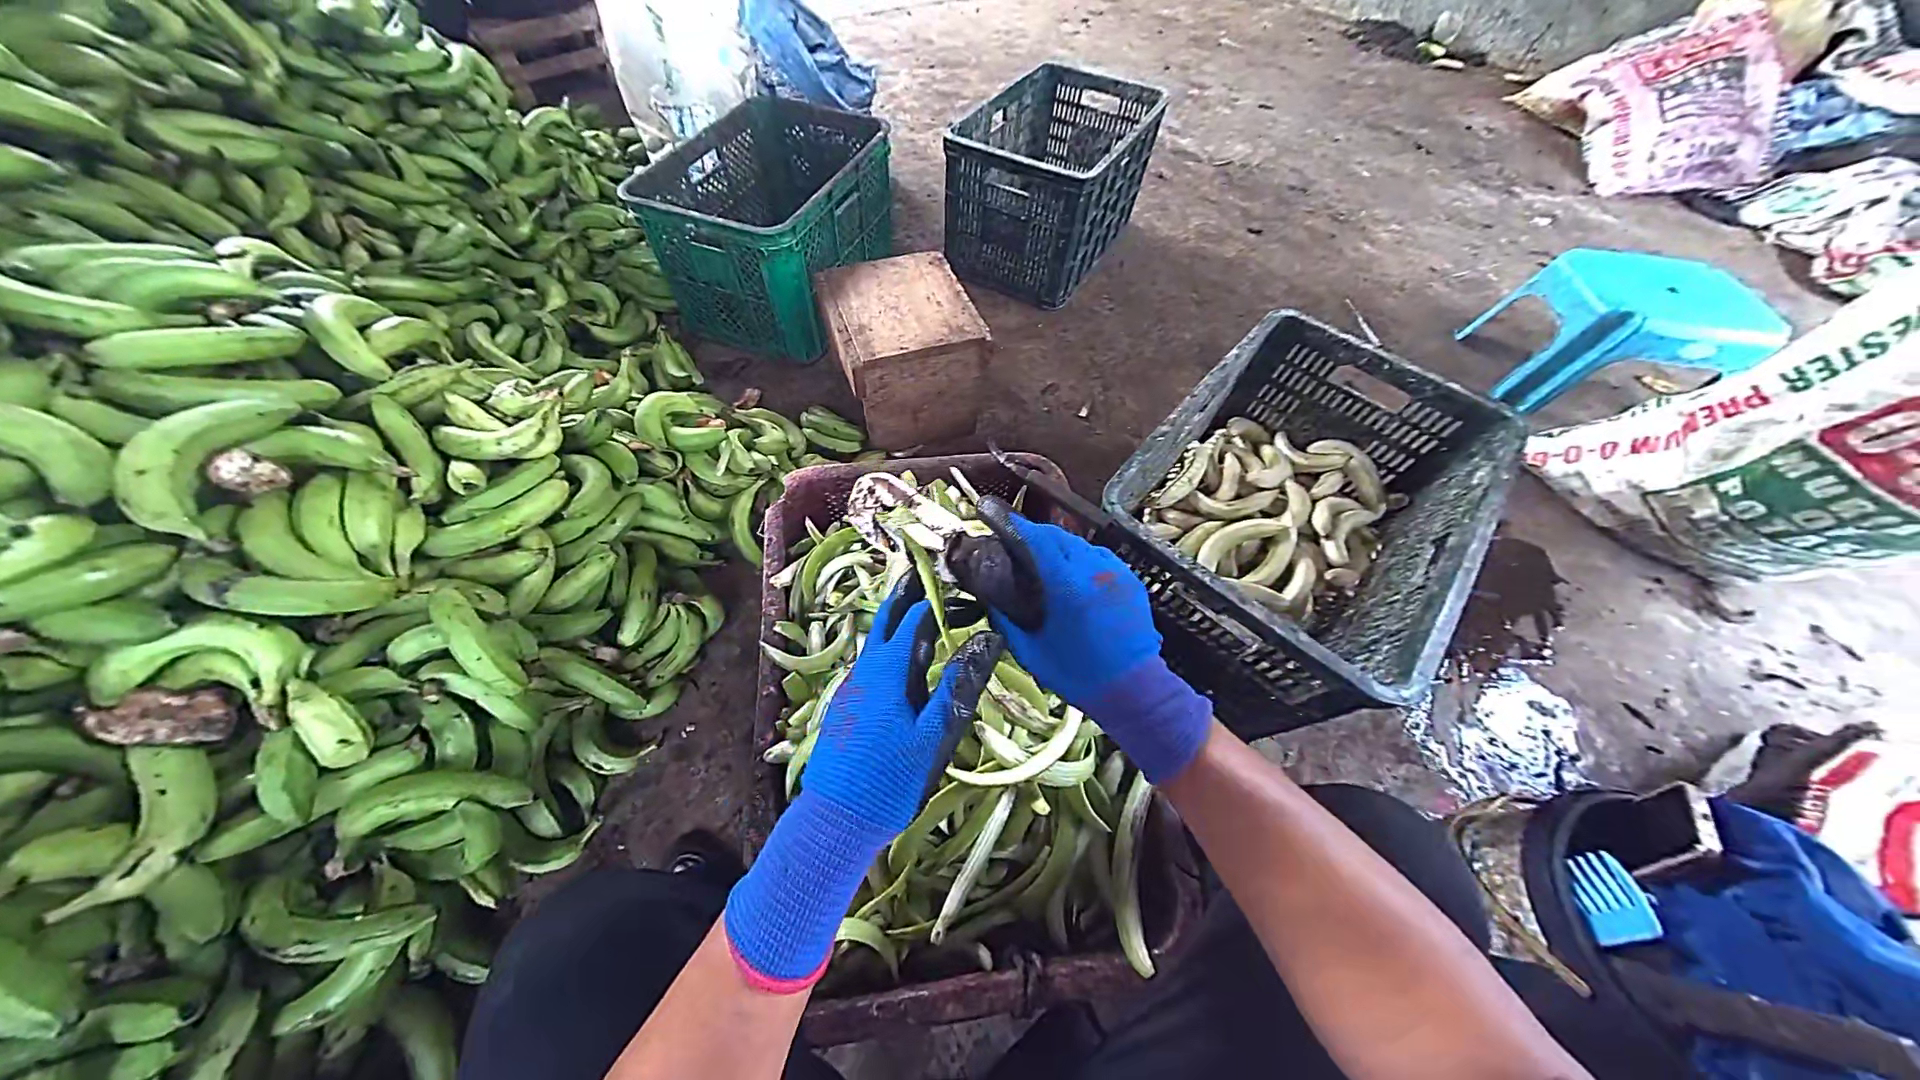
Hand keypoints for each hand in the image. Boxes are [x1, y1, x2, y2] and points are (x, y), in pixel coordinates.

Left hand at [724, 577, 1001, 991]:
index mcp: (889, 670)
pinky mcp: (849, 703)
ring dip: (899, 617)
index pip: (915, 616)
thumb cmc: (890, 781)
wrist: (835, 820)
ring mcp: (854, 685)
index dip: (940, 597)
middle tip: (930, 571)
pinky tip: (902, 657)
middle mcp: (867, 668)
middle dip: (908, 592)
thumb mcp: (935, 736)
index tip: (966, 586)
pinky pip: (872, 659)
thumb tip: (988, 638)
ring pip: (878, 638)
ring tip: (920, 603)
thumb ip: (959, 685)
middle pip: (888, 618)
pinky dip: (890, 643)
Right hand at [969, 497, 1211, 783]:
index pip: (1037, 538)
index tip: (994, 515)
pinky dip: (1080, 557)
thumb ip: (1007, 619)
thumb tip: (989, 597)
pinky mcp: (1130, 580)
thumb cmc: (1079, 675)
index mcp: (1068, 586)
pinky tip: (1071, 573)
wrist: (1134, 690)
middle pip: (1058, 534)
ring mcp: (1117, 573)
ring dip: (1058, 544)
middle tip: (1014, 540)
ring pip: (1080, 542)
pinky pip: (1099, 557)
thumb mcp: (1031, 650)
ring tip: (1042, 557)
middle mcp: (1095, 571)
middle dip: (1033, 532)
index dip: (1013, 524)